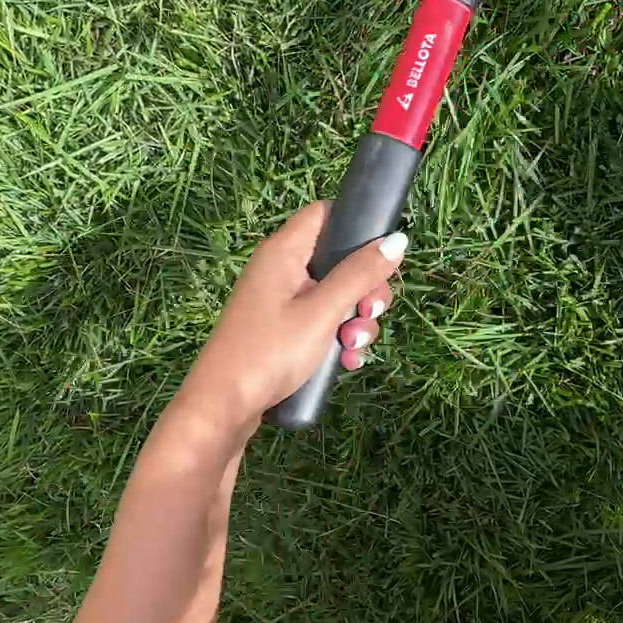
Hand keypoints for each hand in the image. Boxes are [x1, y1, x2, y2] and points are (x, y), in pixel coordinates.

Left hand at [177, 201, 403, 426]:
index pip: (326, 214)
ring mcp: (282, 301)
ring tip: (354, 347)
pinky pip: (324, 321)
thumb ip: (360, 274)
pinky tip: (347, 361)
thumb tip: (398, 240)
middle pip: (339, 260)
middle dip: (365, 288)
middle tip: (371, 311)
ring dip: (356, 320)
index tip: (381, 257)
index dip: (357, 228)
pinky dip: (340, 338)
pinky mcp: (284, 329)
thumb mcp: (323, 312)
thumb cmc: (271, 351)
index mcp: (284, 252)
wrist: (225, 408)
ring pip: (337, 296)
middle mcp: (282, 270)